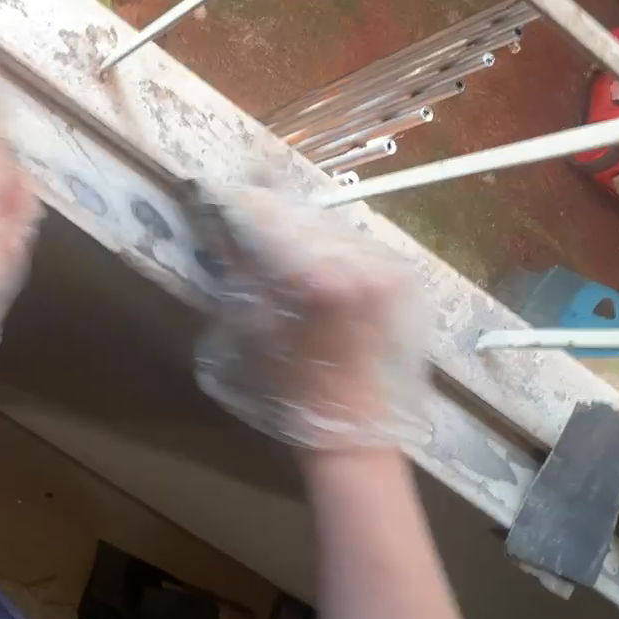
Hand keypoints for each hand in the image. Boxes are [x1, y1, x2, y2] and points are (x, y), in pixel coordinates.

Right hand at [199, 187, 427, 448]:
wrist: (353, 425)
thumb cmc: (292, 381)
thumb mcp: (251, 322)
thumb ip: (239, 265)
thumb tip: (221, 218)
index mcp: (316, 277)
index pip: (270, 217)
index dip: (241, 204)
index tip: (219, 194)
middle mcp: (356, 263)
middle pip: (300, 216)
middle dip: (270, 214)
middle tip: (244, 213)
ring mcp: (383, 267)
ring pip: (327, 226)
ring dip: (299, 227)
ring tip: (276, 240)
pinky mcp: (398, 275)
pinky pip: (351, 243)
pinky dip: (327, 245)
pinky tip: (311, 261)